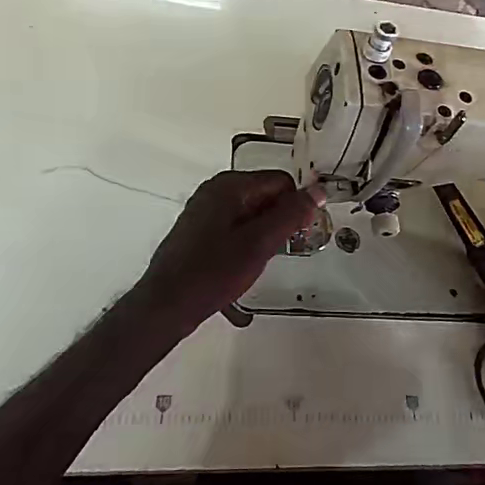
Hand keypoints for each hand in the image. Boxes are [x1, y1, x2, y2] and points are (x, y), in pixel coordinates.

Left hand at [133, 170, 322, 332]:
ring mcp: (204, 211)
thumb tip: (316, 191)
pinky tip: (242, 269)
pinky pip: (234, 229)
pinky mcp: (199, 231)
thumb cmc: (211, 272)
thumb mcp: (260, 243)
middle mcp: (214, 191)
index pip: (281, 181)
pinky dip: (245, 245)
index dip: (295, 206)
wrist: (168, 303)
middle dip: (278, 222)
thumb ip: (291, 215)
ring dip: (262, 237)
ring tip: (258, 263)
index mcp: (229, 186)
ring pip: (250, 215)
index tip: (298, 234)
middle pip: (265, 196)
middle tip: (279, 251)